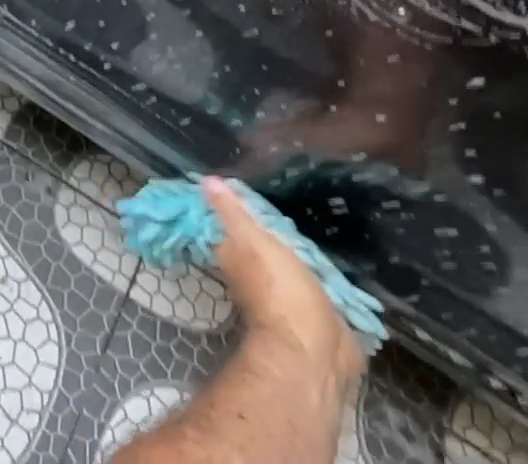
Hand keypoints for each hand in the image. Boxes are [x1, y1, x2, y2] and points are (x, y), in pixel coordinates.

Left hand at [204, 176, 365, 385]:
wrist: (316, 346)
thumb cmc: (279, 288)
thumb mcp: (252, 241)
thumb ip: (232, 212)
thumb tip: (206, 180)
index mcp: (233, 256)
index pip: (225, 225)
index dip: (230, 208)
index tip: (236, 187)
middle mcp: (251, 272)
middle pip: (255, 242)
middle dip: (263, 226)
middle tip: (274, 200)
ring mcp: (281, 290)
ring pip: (281, 260)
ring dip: (288, 247)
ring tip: (300, 221)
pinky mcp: (310, 305)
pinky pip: (308, 278)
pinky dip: (311, 266)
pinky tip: (321, 254)